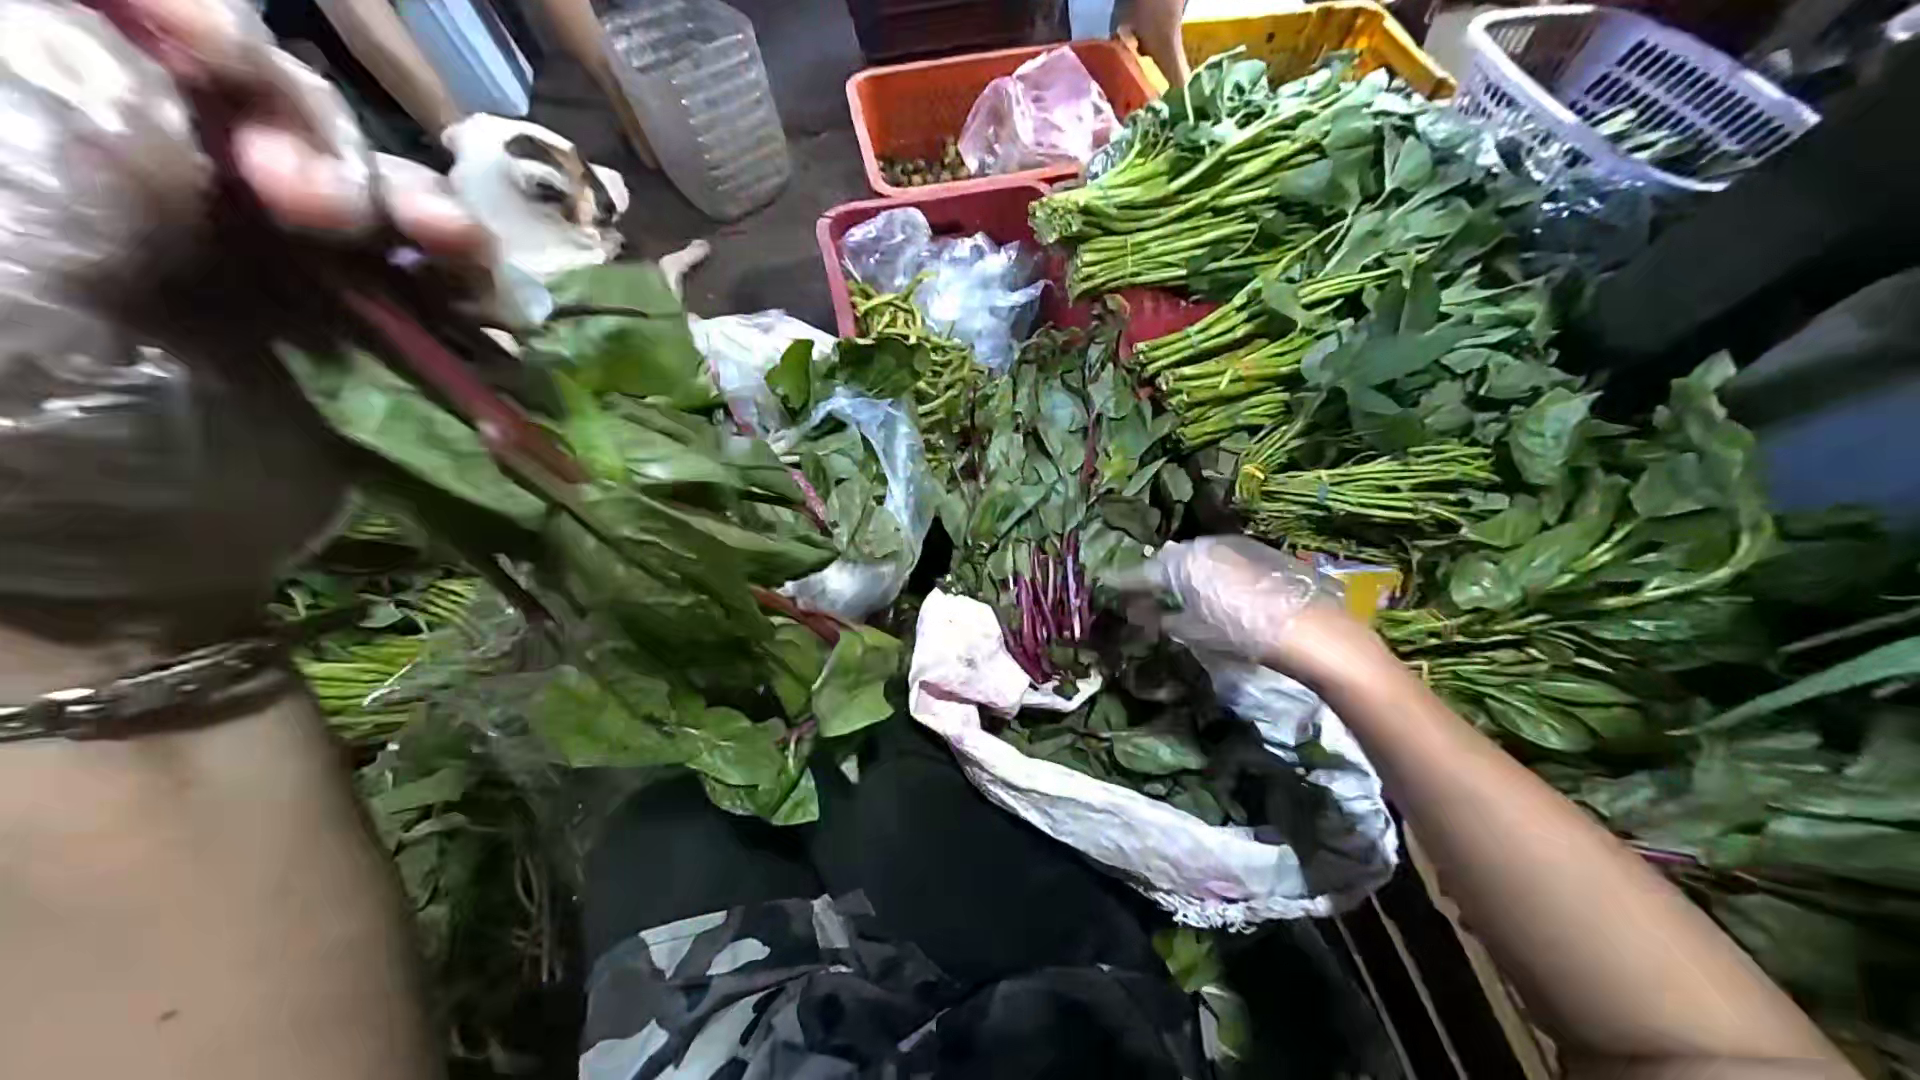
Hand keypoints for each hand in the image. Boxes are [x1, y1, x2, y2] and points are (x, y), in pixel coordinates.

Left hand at [0, 0, 474, 660]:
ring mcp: (269, 248)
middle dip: (311, 132)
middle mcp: (162, 171)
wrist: (125, 560)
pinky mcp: (353, 315)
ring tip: (435, 240)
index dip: (184, 16)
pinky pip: (426, 264)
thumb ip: (65, 118)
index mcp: (48, 130)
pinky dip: (461, 263)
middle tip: (314, 205)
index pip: (124, 19)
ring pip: (366, 178)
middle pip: (268, 94)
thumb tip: (166, 51)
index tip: (208, 49)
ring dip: (412, 200)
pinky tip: (472, 272)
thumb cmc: (26, 414)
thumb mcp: (8, 251)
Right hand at [1117, 536, 1397, 688]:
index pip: (1142, 573)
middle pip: (1169, 560)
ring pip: (1195, 558)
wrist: (1312, 630)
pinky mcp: (1257, 551)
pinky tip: (1214, 592)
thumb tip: (1142, 613)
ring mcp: (1232, 546)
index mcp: (1182, 563)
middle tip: (1145, 596)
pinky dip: (1209, 573)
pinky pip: (1219, 559)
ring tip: (1179, 595)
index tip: (1107, 586)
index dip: (1123, 582)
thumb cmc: (1245, 634)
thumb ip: (1164, 620)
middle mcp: (1203, 546)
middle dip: (1155, 577)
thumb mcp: (1196, 633)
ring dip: (1183, 574)